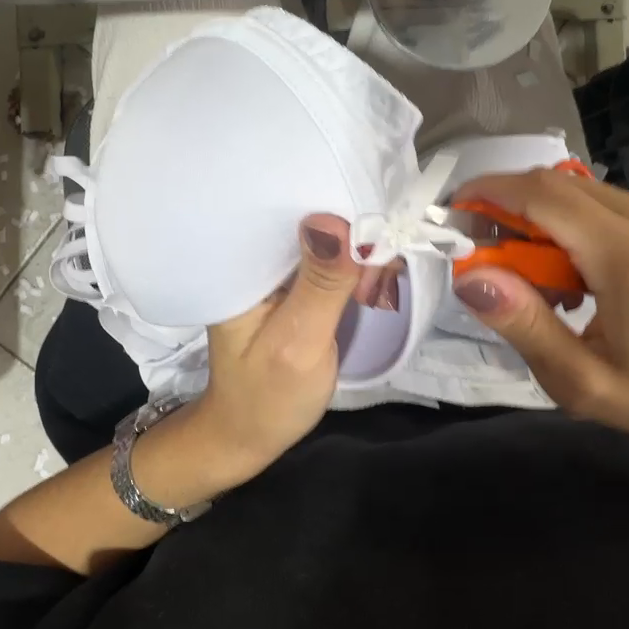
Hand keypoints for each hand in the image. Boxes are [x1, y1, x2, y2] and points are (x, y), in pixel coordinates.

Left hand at [187, 212, 365, 463]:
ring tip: (387, 239)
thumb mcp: (299, 342)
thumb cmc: (267, 397)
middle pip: (302, 213)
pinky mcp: (291, 287)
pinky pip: (324, 259)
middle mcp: (251, 257)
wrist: (248, 438)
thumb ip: (321, 284)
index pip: (280, 204)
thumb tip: (338, 220)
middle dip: (347, 214)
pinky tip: (372, 258)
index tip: (375, 194)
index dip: (327, 191)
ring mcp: (272, 272)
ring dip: (353, 238)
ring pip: (318, 236)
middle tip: (390, 223)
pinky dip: (349, 260)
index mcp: (238, 262)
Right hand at [449, 169, 628, 440]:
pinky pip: (588, 203)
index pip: (542, 196)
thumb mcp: (578, 379)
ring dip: (529, 220)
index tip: (449, 215)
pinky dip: (556, 226)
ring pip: (567, 191)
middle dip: (502, 207)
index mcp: (627, 255)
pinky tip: (558, 275)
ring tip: (521, 277)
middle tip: (475, 254)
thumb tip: (469, 277)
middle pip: (551, 184)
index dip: (487, 194)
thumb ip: (523, 324)